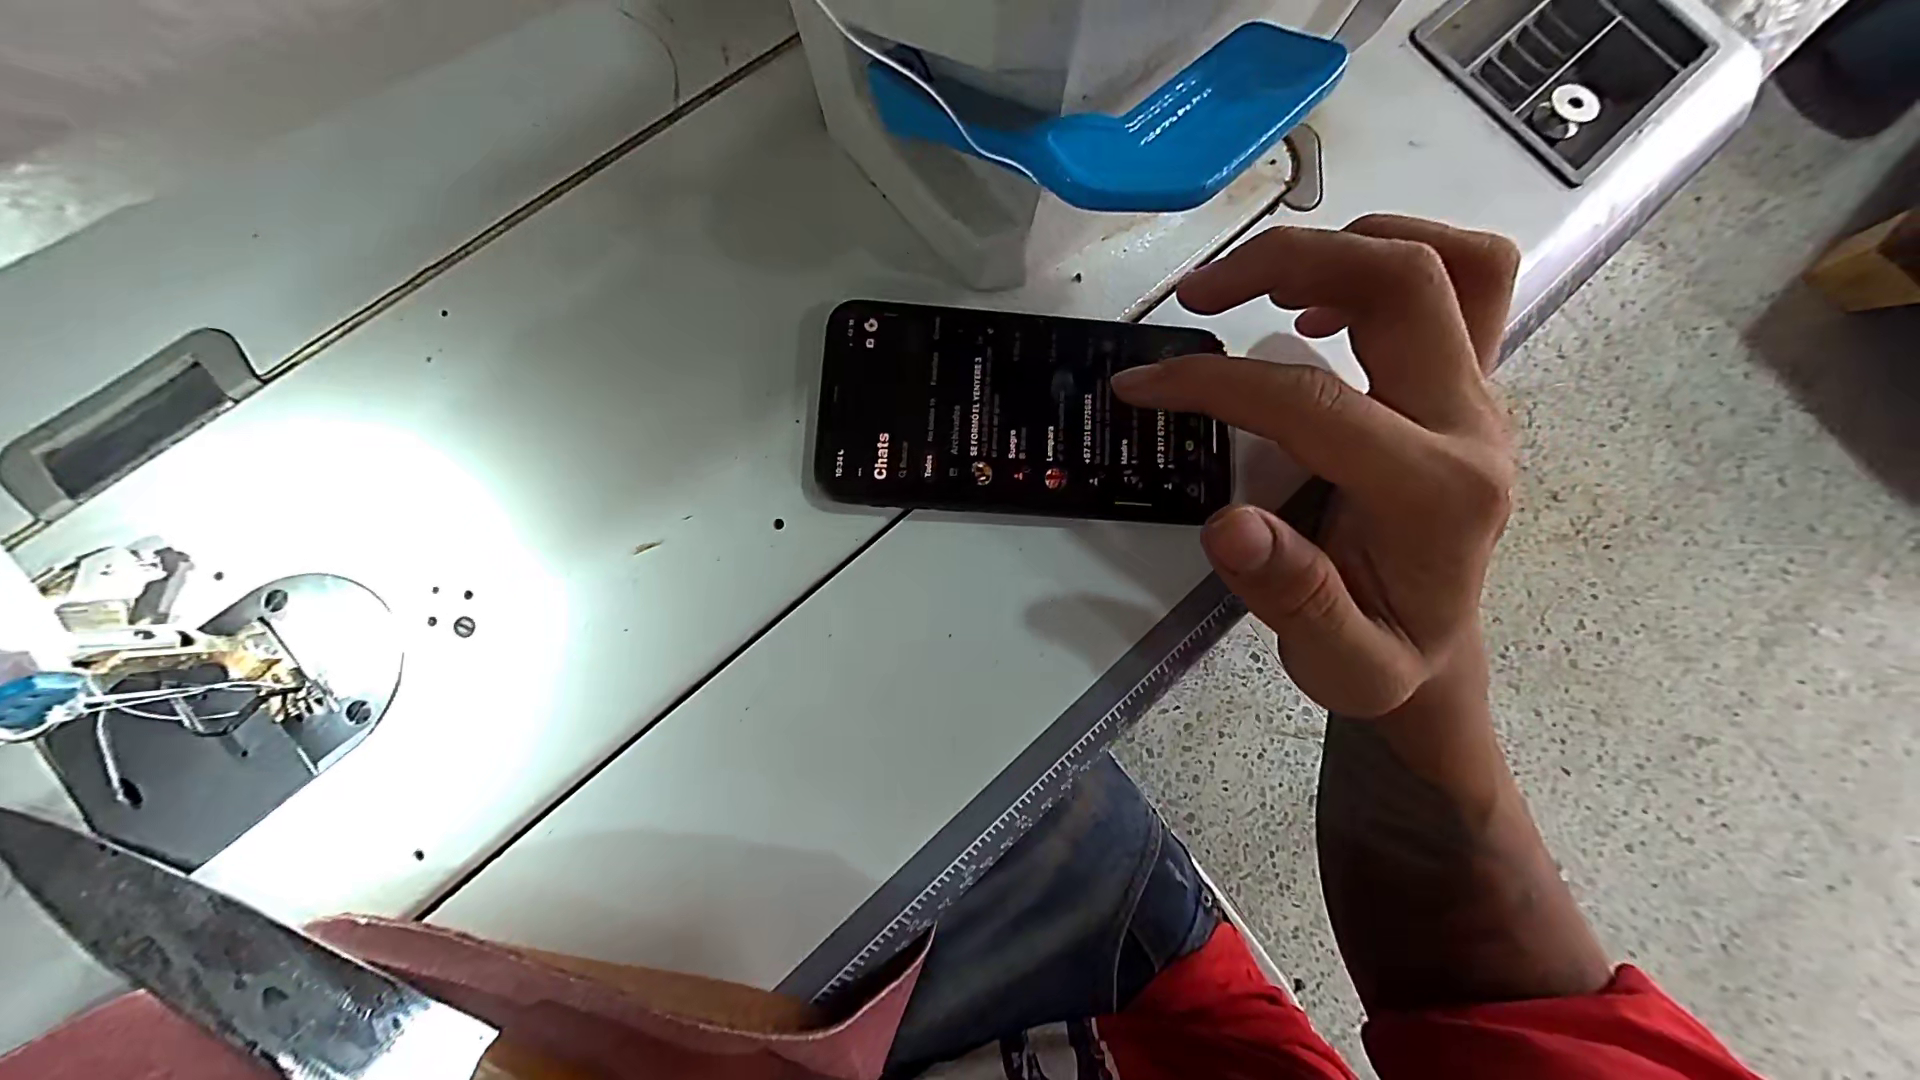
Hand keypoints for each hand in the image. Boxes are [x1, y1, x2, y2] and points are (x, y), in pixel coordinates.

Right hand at [1112, 215, 1520, 717]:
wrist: (1440, 652)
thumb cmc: (1381, 659)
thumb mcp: (1336, 661)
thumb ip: (1291, 597)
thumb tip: (1227, 525)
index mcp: (1432, 492)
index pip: (1311, 401)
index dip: (1213, 381)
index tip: (1141, 384)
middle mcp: (1470, 425)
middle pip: (1403, 282)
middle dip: (1286, 262)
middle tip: (1198, 293)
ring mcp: (1479, 398)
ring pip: (1447, 263)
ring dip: (1343, 246)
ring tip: (1257, 281)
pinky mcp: (1467, 388)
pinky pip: (1456, 285)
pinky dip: (1381, 267)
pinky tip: (1314, 311)